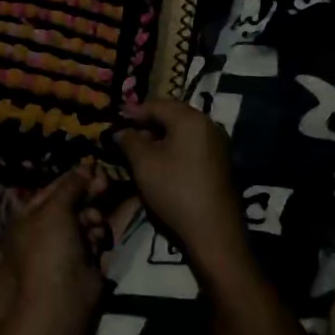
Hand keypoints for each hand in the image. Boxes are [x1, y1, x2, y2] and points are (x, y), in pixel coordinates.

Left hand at [5, 164, 110, 308]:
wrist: (62, 297)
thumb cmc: (50, 249)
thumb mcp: (55, 210)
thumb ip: (71, 186)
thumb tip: (85, 166)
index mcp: (29, 216)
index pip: (53, 188)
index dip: (72, 177)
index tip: (93, 168)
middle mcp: (46, 229)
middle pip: (72, 202)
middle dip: (88, 194)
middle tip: (105, 185)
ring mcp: (66, 245)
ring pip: (87, 218)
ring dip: (94, 217)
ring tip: (96, 223)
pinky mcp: (84, 258)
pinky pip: (95, 237)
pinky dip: (98, 236)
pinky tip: (99, 240)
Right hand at [112, 100, 244, 256]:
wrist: (213, 229)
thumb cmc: (175, 190)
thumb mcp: (144, 164)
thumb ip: (130, 141)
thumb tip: (120, 130)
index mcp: (191, 119)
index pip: (158, 105)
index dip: (134, 112)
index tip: (114, 122)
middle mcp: (209, 125)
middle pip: (173, 115)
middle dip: (148, 124)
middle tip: (126, 136)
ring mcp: (218, 144)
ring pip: (183, 132)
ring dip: (160, 137)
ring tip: (139, 152)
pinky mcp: (220, 163)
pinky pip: (192, 146)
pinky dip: (174, 149)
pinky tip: (160, 163)